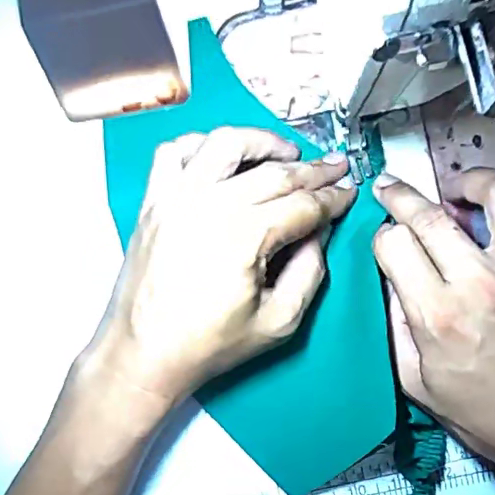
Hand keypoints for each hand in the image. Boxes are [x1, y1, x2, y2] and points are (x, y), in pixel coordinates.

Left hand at [86, 127, 354, 408]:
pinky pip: (178, 150)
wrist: (145, 352)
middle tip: (335, 167)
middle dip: (314, 169)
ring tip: (287, 153)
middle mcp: (210, 205)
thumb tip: (319, 233)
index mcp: (244, 236)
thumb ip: (309, 272)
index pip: (303, 204)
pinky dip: (205, 143)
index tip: (350, 192)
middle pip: (275, 172)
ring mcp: (177, 196)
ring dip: (263, 141)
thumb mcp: (279, 321)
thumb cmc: (209, 344)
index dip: (333, 198)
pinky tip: (225, 156)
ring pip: (227, 143)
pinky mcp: (154, 199)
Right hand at [371, 169, 494, 494]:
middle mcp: (482, 281)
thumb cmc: (489, 418)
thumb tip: (393, 283)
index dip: (383, 236)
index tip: (387, 241)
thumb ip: (399, 330)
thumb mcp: (422, 387)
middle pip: (432, 214)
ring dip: (477, 181)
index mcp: (438, 315)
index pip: (395, 244)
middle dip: (402, 195)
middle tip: (394, 189)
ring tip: (465, 190)